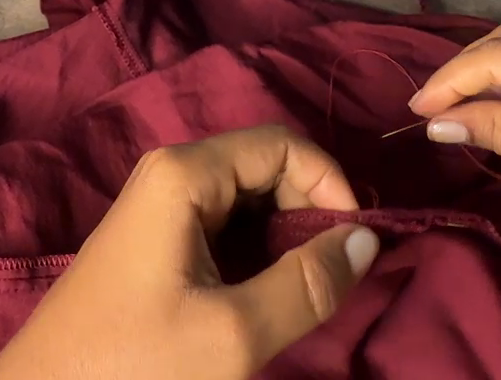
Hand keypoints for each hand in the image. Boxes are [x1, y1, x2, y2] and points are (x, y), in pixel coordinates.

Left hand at [0, 125, 380, 379]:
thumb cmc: (134, 365)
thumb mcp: (232, 334)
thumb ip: (306, 284)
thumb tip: (366, 239)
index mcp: (184, 172)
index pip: (282, 143)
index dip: (329, 183)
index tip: (356, 244)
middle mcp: (172, 170)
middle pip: (265, 162)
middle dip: (309, 207)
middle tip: (333, 273)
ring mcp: (160, 200)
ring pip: (247, 194)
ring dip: (286, 232)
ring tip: (306, 287)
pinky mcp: (156, 234)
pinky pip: (223, 220)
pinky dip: (258, 247)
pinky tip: (268, 290)